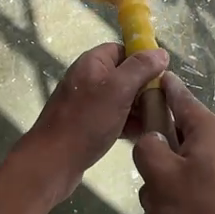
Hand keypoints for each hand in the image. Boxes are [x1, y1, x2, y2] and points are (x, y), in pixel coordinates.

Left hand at [18, 43, 167, 196]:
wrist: (52, 163)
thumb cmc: (86, 121)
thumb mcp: (118, 89)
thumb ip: (140, 68)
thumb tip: (161, 53)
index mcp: (93, 63)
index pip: (123, 50)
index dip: (143, 61)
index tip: (161, 78)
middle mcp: (88, 79)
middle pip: (125, 75)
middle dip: (145, 89)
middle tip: (162, 105)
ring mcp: (87, 103)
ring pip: (121, 99)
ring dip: (139, 109)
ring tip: (157, 123)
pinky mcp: (87, 125)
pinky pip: (114, 118)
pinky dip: (128, 124)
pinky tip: (142, 136)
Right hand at [133, 73, 214, 213]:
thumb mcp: (162, 176)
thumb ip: (147, 147)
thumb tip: (151, 139)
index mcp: (207, 128)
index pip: (177, 94)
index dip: (157, 88)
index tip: (138, 87)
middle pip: (171, 139)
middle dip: (153, 166)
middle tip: (150, 189)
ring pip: (175, 172)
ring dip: (161, 197)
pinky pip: (188, 194)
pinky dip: (175, 211)